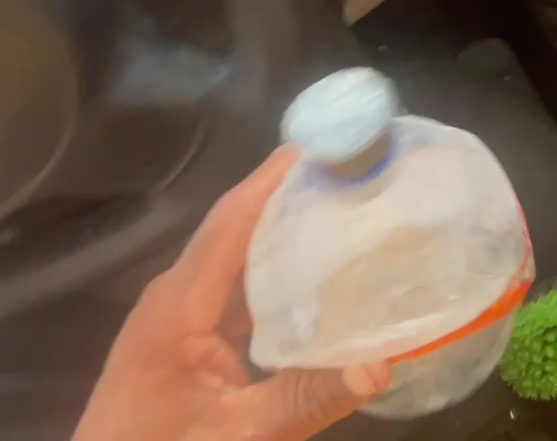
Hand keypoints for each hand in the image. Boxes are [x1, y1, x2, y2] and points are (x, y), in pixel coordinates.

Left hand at [72, 147, 388, 440]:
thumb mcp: (237, 440)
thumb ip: (306, 399)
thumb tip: (383, 361)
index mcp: (175, 308)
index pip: (231, 221)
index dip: (276, 178)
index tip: (328, 145)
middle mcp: (174, 295)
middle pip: (237, 224)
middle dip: (293, 193)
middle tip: (355, 171)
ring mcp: (179, 313)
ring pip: (239, 250)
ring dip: (288, 225)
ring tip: (348, 204)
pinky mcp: (188, 332)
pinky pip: (239, 280)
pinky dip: (279, 263)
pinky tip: (321, 265)